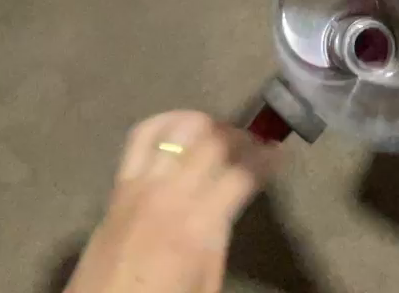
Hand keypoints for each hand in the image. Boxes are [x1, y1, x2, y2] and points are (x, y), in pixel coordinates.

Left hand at [65, 111, 283, 292]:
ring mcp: (141, 184)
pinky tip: (178, 127)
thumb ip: (220, 235)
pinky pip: (141, 137)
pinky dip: (164, 122)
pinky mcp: (118, 185)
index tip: (280, 152)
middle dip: (242, 136)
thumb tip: (232, 197)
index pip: (242, 173)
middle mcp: (170, 194)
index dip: (267, 157)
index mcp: (198, 226)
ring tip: (219, 134)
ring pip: (180, 128)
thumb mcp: (207, 282)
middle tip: (254, 144)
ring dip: (206, 124)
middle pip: (214, 141)